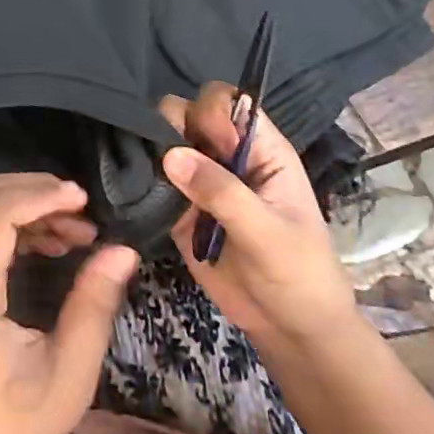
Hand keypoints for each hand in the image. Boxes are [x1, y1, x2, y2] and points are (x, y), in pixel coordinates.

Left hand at [0, 174, 138, 433]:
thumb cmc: (11, 423)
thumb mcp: (66, 376)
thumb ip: (92, 307)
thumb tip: (123, 250)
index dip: (41, 195)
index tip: (83, 199)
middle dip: (38, 190)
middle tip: (83, 208)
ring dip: (30, 205)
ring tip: (76, 230)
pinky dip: (17, 222)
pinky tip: (52, 243)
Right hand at [158, 83, 357, 352]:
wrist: (290, 330)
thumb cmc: (298, 275)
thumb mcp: (268, 234)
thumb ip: (223, 193)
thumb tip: (171, 155)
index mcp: (261, 149)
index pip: (230, 102)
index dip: (211, 112)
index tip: (202, 141)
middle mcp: (228, 155)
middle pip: (191, 113)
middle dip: (174, 125)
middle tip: (168, 161)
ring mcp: (202, 180)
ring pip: (168, 141)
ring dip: (153, 148)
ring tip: (147, 174)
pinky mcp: (180, 207)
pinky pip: (155, 179)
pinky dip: (142, 178)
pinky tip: (135, 189)